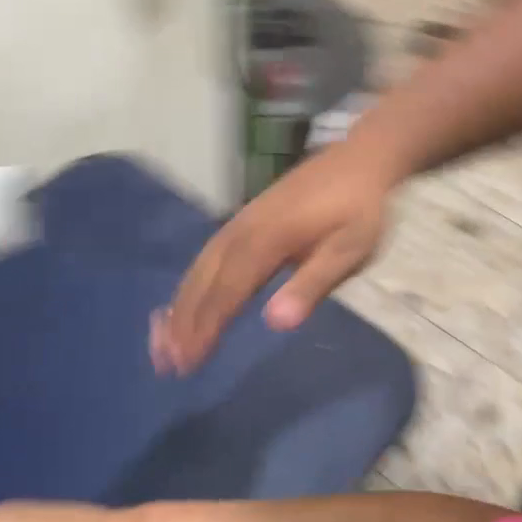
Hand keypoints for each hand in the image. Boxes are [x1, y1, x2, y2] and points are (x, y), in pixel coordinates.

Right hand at [152, 143, 396, 374]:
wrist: (359, 158)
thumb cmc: (360, 210)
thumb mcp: (349, 249)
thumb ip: (311, 284)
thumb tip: (277, 322)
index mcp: (266, 241)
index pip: (227, 294)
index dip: (205, 329)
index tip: (186, 362)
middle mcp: (241, 232)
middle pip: (203, 284)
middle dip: (182, 325)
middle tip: (165, 363)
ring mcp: (237, 224)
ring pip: (198, 271)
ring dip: (178, 308)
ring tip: (161, 342)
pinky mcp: (240, 222)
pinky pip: (205, 259)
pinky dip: (189, 286)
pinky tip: (182, 304)